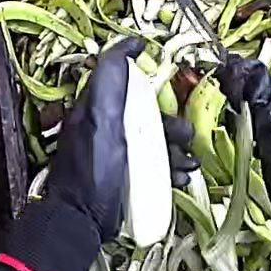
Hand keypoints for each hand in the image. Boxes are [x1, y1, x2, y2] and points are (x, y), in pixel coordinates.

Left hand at [42, 38, 197, 239]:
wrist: (82, 222)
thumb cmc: (92, 171)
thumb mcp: (100, 121)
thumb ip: (110, 85)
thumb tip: (126, 48)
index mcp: (95, 109)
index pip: (116, 76)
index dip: (136, 64)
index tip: (157, 58)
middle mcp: (104, 127)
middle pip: (145, 113)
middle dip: (171, 122)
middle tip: (185, 137)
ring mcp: (115, 154)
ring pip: (153, 141)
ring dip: (177, 149)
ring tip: (188, 165)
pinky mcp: (125, 177)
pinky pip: (153, 165)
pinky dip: (171, 169)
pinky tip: (181, 178)